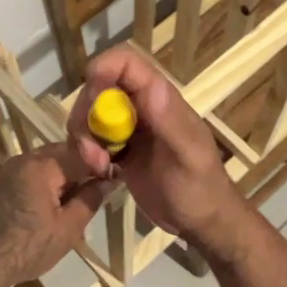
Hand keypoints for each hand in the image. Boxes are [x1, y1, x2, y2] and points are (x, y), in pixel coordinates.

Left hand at [0, 144, 107, 286]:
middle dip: (84, 168)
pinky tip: (56, 203)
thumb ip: (90, 199)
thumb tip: (110, 180)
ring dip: (67, 175)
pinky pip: (34, 171)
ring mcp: (11, 167)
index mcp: (42, 166)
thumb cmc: (28, 248)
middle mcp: (25, 158)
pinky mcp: (3, 180)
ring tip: (79, 199)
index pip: (82, 153)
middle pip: (64, 153)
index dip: (101, 164)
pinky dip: (49, 180)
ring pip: (49, 161)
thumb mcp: (68, 228)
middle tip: (99, 190)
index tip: (115, 178)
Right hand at [67, 45, 248, 259]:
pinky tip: (100, 172)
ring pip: (91, 114)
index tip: (90, 98)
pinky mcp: (121, 149)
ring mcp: (130, 128)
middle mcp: (142, 106)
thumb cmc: (200, 188)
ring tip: (97, 167)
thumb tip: (151, 87)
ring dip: (84, 137)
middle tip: (91, 151)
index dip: (103, 68)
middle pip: (99, 88)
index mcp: (161, 98)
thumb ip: (170, 122)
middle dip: (86, 115)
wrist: (201, 223)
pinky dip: (87, 151)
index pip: (127, 63)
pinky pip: (92, 138)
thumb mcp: (187, 156)